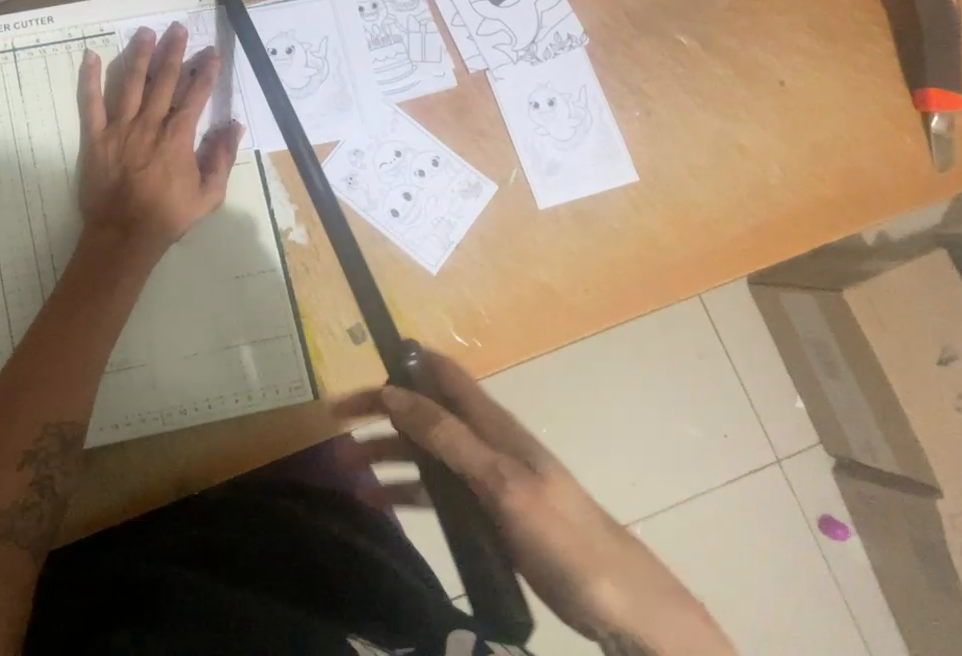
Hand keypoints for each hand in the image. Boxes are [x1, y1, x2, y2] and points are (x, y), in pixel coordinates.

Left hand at [76, 23, 242, 255]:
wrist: (123, 234)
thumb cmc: (167, 216)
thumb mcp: (208, 195)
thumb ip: (222, 158)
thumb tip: (234, 127)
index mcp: (178, 137)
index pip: (195, 96)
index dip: (205, 72)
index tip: (212, 53)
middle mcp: (149, 125)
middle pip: (164, 81)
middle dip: (174, 52)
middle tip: (178, 29)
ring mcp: (119, 128)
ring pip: (130, 83)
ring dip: (139, 56)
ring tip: (145, 32)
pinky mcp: (94, 137)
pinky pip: (90, 103)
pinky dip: (89, 79)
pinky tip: (91, 56)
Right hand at [338, 350, 733, 654]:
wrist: (624, 609)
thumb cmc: (565, 539)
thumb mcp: (502, 482)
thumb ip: (448, 436)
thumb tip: (394, 392)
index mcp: (493, 427)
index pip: (444, 374)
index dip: (408, 358)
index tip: (366, 353)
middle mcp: (486, 444)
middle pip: (424, 411)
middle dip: (381, 408)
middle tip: (336, 417)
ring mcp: (486, 480)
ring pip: (424, 451)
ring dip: (386, 449)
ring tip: (347, 462)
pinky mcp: (487, 515)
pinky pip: (435, 492)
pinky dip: (404, 490)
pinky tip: (378, 500)